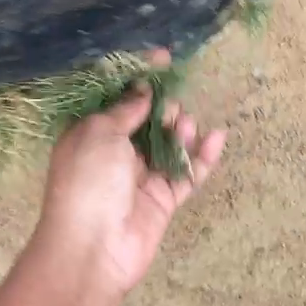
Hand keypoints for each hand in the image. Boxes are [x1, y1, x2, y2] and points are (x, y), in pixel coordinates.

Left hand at [34, 80, 226, 298]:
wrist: (92, 248)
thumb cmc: (87, 181)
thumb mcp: (100, 132)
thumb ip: (126, 109)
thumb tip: (143, 91)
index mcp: (89, 134)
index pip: (116, 100)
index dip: (137, 79)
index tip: (162, 58)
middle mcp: (114, 154)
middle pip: (145, 121)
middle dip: (161, 105)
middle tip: (173, 101)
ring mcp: (140, 178)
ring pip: (168, 145)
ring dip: (180, 130)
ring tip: (185, 123)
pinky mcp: (162, 201)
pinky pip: (187, 174)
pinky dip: (203, 157)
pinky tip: (217, 137)